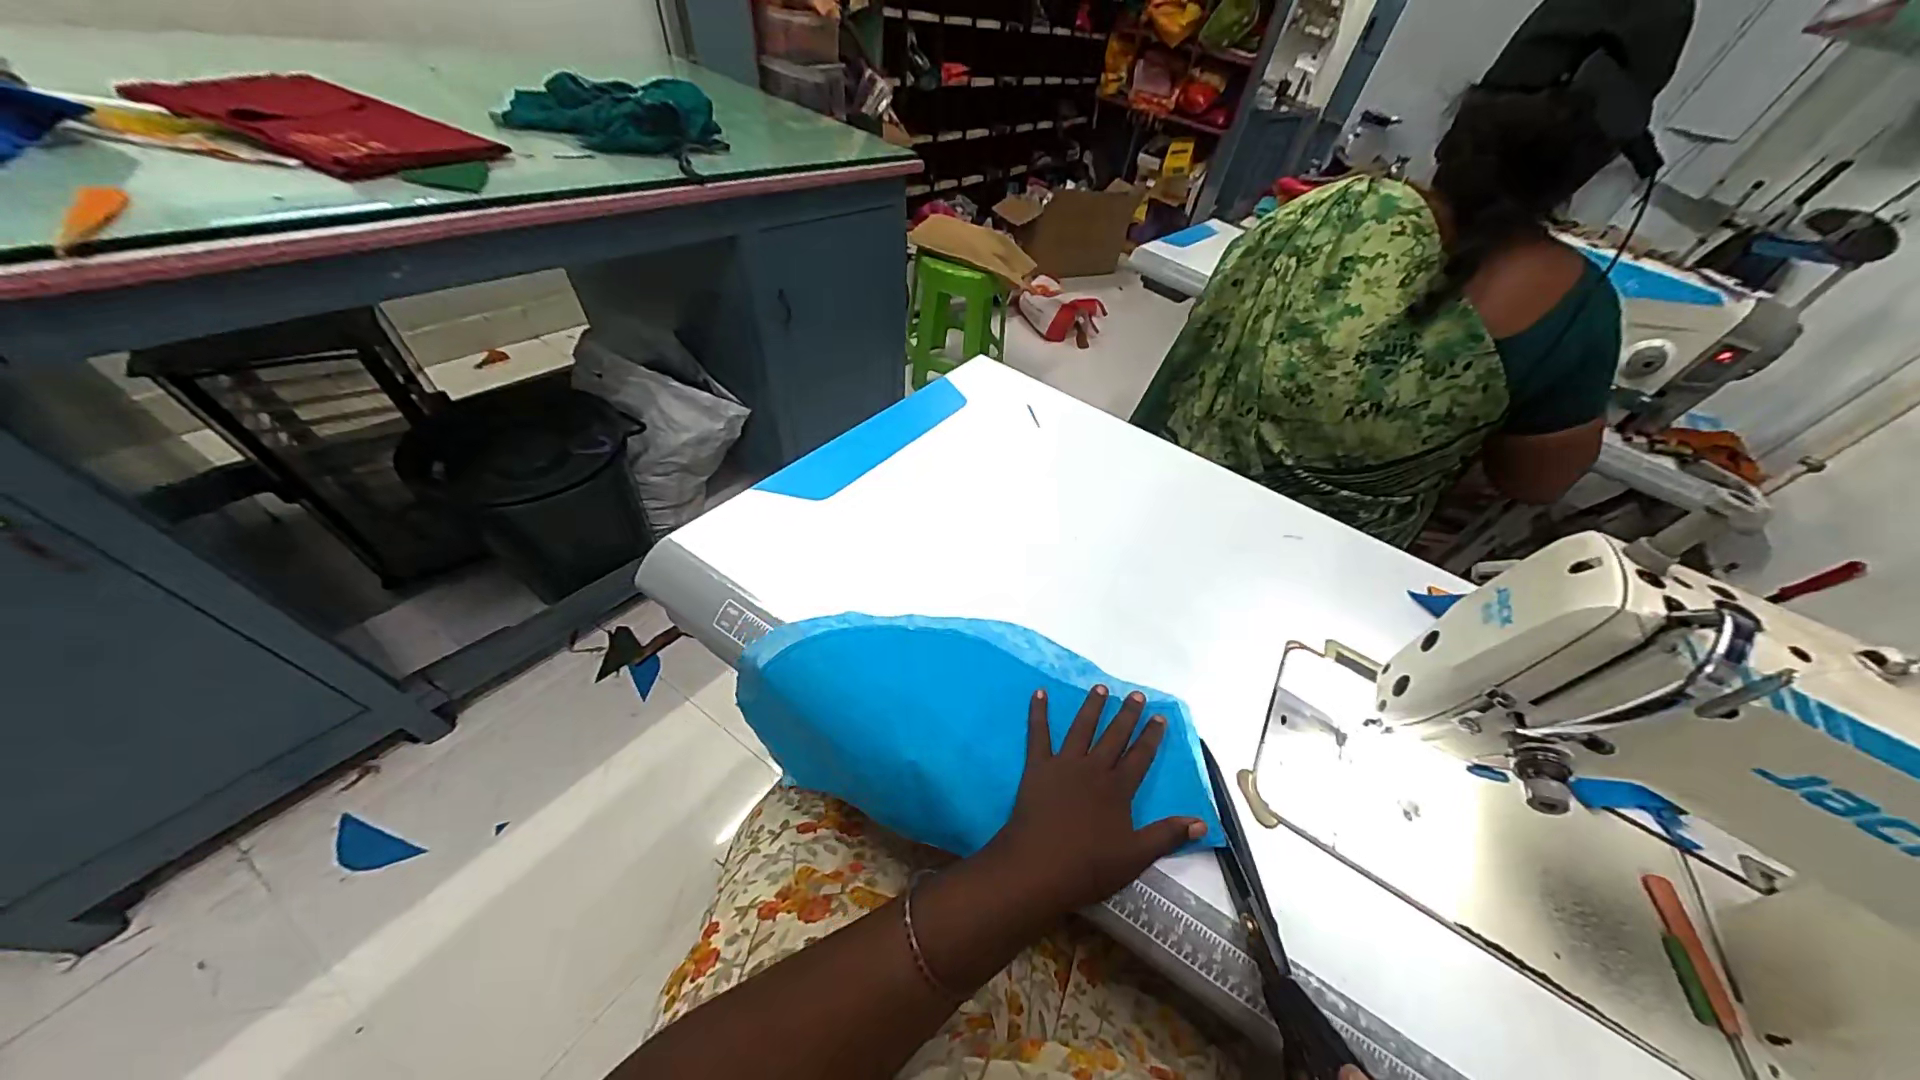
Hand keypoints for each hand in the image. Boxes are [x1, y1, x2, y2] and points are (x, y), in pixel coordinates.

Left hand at [984, 685, 1206, 917]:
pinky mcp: (1037, 768)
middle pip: (1114, 736)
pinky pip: (1038, 735)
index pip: (1140, 757)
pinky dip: (1038, 713)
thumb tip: (1202, 821)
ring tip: (1100, 688)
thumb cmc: (1088, 866)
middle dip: (1127, 715)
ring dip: (1091, 707)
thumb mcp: (1136, 856)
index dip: (1151, 736)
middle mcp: (1093, 769)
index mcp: (1118, 789)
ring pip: (1081, 728)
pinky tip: (1039, 694)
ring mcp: (1063, 765)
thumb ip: (1167, 835)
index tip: (1160, 716)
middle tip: (1135, 694)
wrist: (1039, 868)